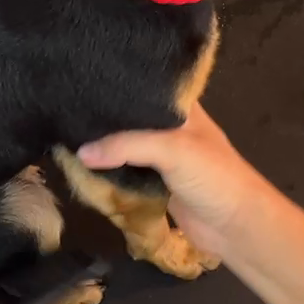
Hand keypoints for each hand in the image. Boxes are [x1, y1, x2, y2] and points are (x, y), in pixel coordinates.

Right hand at [77, 100, 274, 257]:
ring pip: (125, 143)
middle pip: (130, 115)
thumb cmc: (213, 176)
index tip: (84, 75)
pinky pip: (126, 169)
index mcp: (181, 106)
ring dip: (104, 143)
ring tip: (67, 127)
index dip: (118, 81)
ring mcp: (163, 155)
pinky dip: (108, 167)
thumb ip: (125, 145)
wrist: (237, 228)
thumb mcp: (171, 149)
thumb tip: (80, 152)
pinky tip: (82, 160)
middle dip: (104, 114)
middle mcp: (170, 125)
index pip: (145, 85)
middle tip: (67, 104)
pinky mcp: (155, 181)